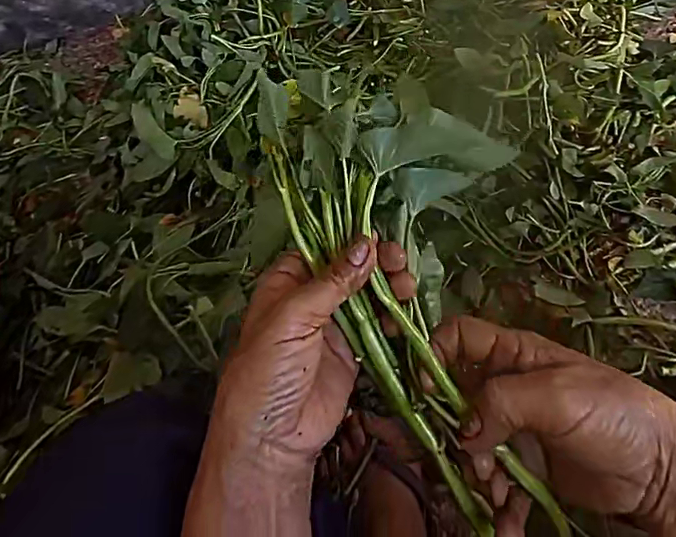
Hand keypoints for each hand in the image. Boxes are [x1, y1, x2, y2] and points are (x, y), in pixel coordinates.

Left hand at [185, 238, 412, 536]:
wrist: (272, 440)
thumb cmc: (268, 368)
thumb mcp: (294, 317)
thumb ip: (334, 281)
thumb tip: (367, 242)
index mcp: (289, 279)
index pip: (324, 246)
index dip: (350, 239)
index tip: (377, 236)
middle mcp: (313, 295)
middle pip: (351, 267)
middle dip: (376, 261)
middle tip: (399, 261)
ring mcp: (334, 323)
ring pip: (367, 293)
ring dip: (389, 286)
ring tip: (406, 286)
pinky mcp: (353, 350)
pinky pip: (377, 324)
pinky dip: (392, 316)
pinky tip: (401, 314)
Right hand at [434, 317, 675, 536]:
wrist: (662, 471)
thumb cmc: (611, 413)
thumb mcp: (556, 396)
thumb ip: (502, 402)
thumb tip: (461, 428)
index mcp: (514, 353)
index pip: (460, 338)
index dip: (436, 356)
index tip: (427, 392)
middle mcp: (510, 386)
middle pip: (457, 398)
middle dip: (456, 432)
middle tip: (472, 459)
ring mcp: (519, 428)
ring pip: (472, 445)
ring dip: (476, 473)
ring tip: (498, 495)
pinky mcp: (530, 467)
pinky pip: (496, 482)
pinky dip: (495, 504)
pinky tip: (508, 522)